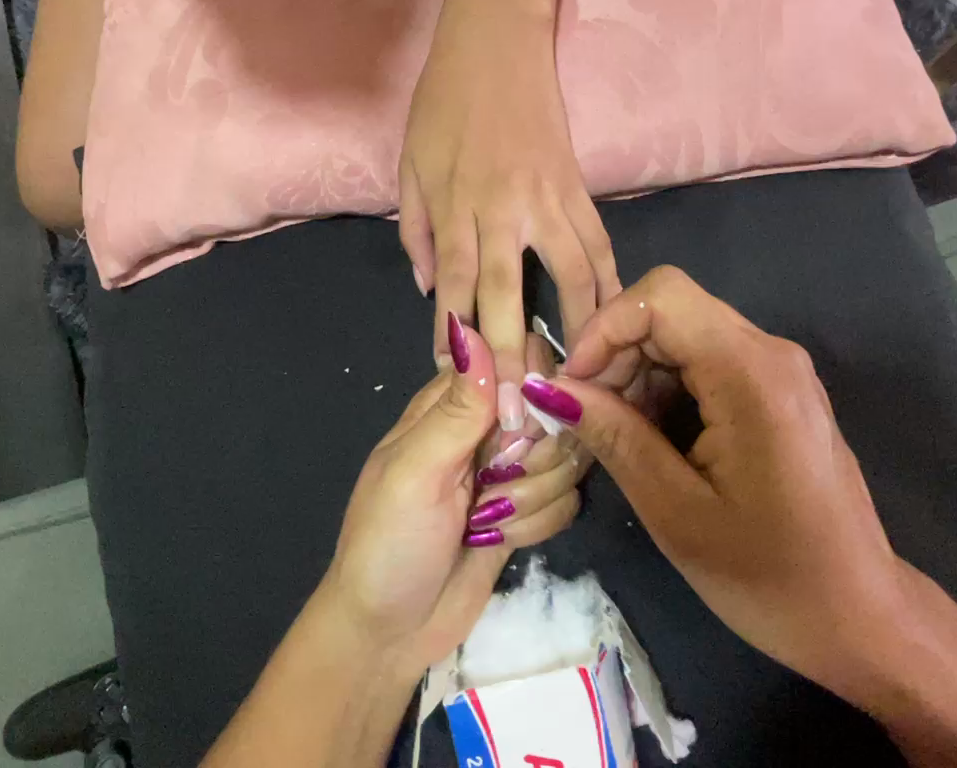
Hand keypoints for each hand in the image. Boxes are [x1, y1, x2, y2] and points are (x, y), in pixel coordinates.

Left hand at [319, 316, 579, 677]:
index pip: (518, 360)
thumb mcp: (416, 471)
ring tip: (486, 522)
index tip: (511, 432)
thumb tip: (470, 325)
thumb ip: (456, 407)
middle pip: (554, 410)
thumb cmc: (389, 541)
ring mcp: (508, 470)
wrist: (390, 631)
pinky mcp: (528, 510)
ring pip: (566, 458)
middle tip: (491, 487)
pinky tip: (500, 543)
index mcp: (451, 403)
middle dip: (533, 457)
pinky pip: (567, 500)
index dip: (530, 392)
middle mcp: (485, 428)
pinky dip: (538, 525)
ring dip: (531, 498)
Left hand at [399, 0, 620, 426]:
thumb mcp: (411, 165)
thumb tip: (435, 292)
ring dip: (578, 330)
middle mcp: (505, 208)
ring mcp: (550, 198)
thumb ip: (418, 232)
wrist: (496, 41)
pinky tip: (611, 317)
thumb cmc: (442, 104)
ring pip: (572, 275)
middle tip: (524, 411)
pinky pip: (598, 244)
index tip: (466, 390)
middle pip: (509, 293)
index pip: (457, 285)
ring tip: (584, 378)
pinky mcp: (579, 187)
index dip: (460, 341)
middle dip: (514, 356)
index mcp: (457, 203)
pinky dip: (606, 284)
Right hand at [522, 267, 912, 702]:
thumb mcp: (673, 508)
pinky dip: (661, 382)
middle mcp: (770, 353)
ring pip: (680, 330)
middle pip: (668, 309)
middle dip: (614, 352)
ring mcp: (777, 367)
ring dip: (634, 369)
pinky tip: (647, 433)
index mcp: (752, 375)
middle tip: (585, 416)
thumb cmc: (767, 574)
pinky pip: (702, 356)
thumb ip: (612, 435)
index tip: (571, 385)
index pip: (661, 297)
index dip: (603, 327)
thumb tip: (546, 388)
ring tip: (612, 430)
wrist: (859, 617)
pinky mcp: (775, 387)